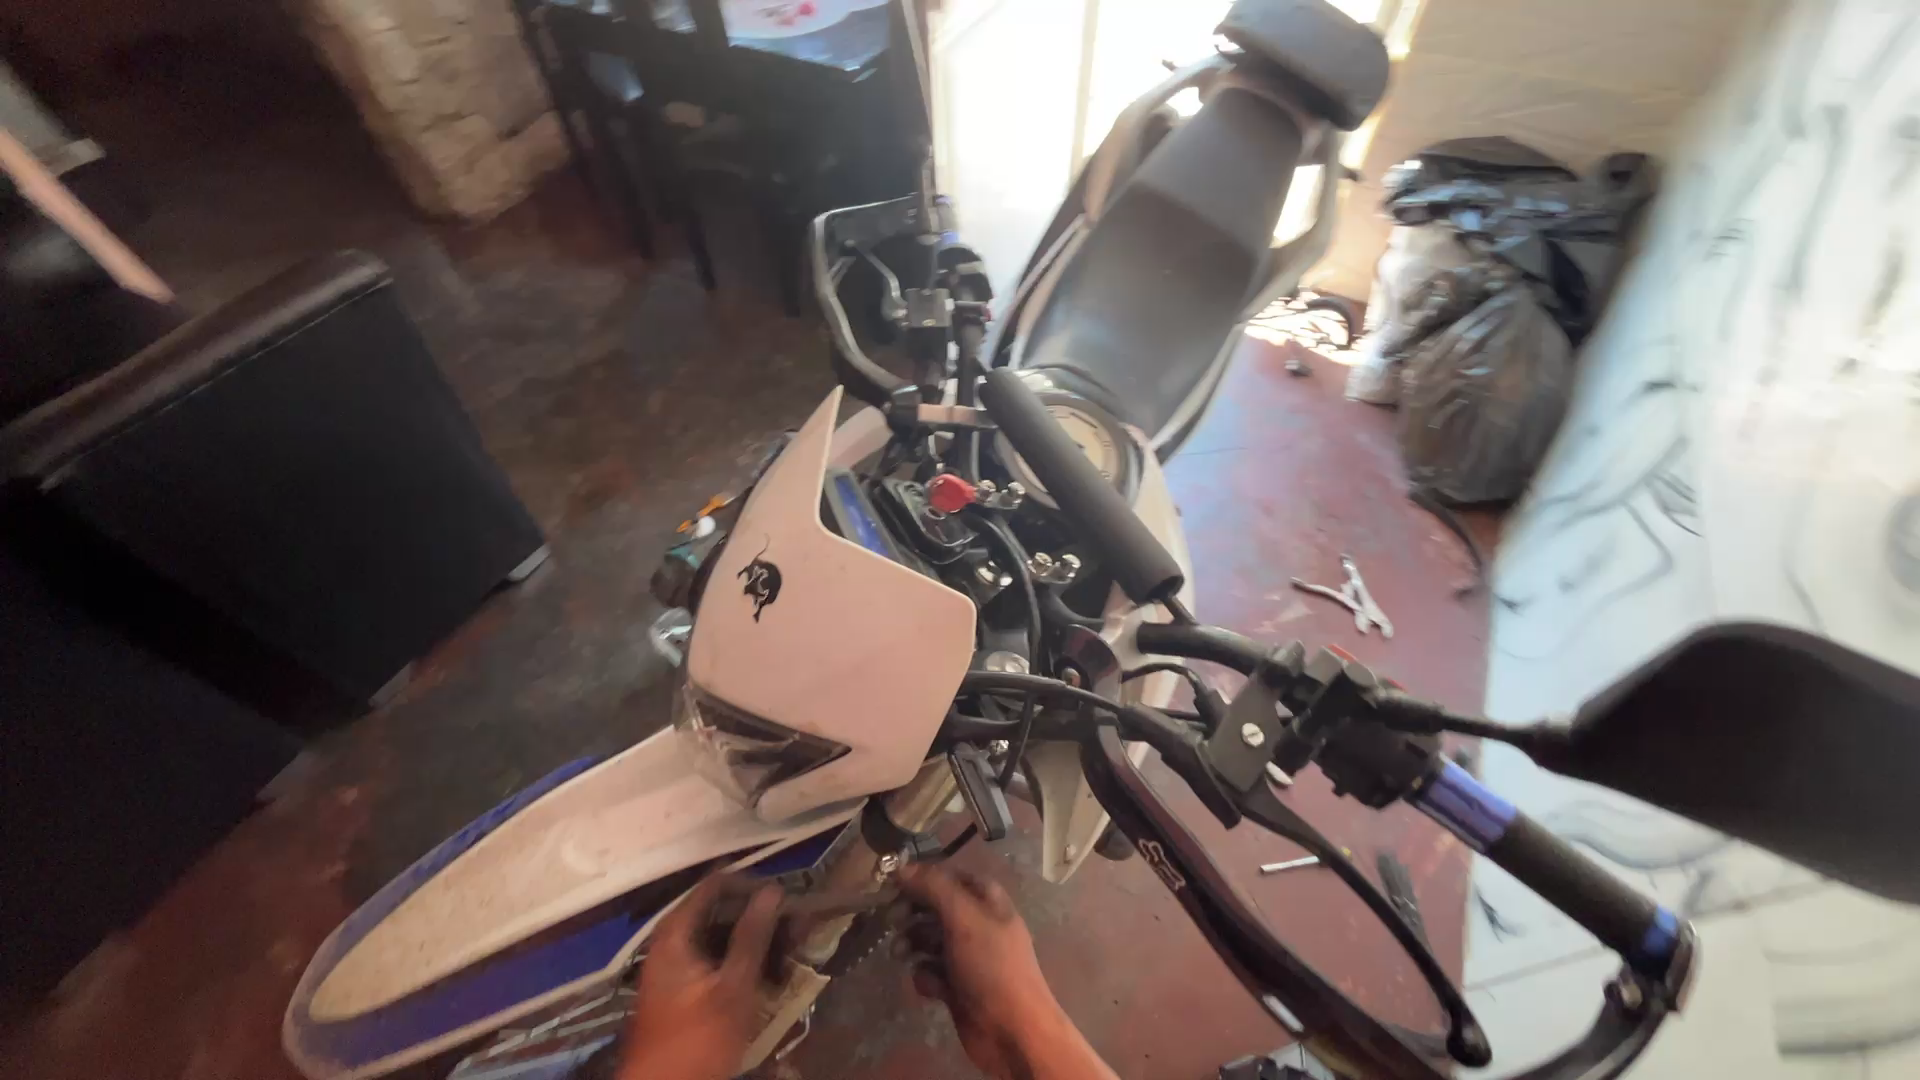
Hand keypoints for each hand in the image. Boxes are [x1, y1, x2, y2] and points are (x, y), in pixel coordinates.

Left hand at [617, 875, 780, 1079]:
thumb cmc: (696, 1042)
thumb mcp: (733, 987)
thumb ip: (752, 935)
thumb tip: (773, 890)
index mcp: (676, 932)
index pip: (716, 883)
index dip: (752, 884)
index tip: (785, 897)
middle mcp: (672, 940)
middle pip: (719, 908)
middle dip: (758, 913)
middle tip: (795, 924)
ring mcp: (676, 965)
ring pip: (721, 934)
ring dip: (754, 937)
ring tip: (790, 947)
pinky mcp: (684, 987)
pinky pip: (717, 957)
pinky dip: (742, 958)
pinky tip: (770, 972)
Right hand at [898, 863, 1117, 1079]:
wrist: (1013, 1031)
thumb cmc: (990, 964)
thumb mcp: (963, 917)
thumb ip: (932, 887)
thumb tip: (901, 866)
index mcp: (985, 898)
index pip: (946, 876)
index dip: (920, 877)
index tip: (892, 884)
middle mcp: (976, 922)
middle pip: (934, 906)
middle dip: (911, 912)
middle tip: (890, 920)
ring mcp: (967, 955)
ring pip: (929, 939)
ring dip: (911, 943)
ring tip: (898, 953)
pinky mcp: (958, 985)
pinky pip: (932, 971)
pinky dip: (926, 976)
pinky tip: (931, 987)